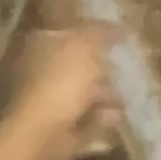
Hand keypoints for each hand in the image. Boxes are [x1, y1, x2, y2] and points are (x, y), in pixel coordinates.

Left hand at [7, 23, 122, 159]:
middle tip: (123, 72)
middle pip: (74, 65)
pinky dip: (98, 118)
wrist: (42, 133)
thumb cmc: (62, 80)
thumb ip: (102, 32)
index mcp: (39, 44)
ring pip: (79, 93)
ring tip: (124, 100)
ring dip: (103, 96)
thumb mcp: (86, 44)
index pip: (67, 33)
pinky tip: (114, 117)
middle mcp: (37, 69)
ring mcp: (43, 100)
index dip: (92, 35)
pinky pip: (81, 118)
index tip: (118, 42)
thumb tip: (119, 26)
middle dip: (100, 70)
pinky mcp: (53, 127)